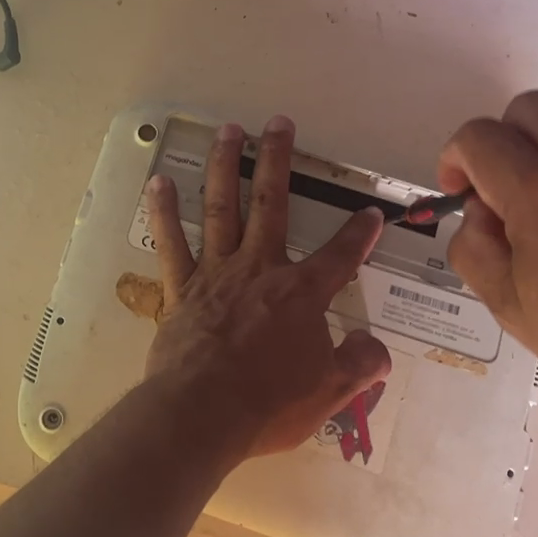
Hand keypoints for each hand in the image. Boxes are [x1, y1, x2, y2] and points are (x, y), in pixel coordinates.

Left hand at [144, 116, 391, 459]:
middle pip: (271, 204)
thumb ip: (357, 366)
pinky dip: (164, 212)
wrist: (202, 413)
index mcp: (301, 293)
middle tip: (277, 123)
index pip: (340, 256)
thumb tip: (379, 352)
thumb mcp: (328, 393)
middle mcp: (259, 269)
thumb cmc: (268, 404)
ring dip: (226, 167)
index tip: (371, 212)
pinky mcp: (181, 287)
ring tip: (228, 132)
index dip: (359, 233)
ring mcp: (216, 273)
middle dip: (277, 161)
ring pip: (222, 208)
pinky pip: (172, 242)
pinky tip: (159, 183)